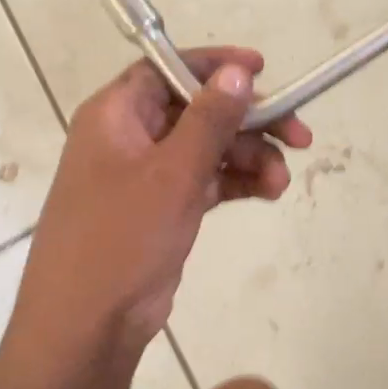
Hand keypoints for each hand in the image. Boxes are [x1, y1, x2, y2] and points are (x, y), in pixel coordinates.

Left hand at [11, 48, 311, 368]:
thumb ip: (209, 120)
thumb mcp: (172, 174)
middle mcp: (131, 138)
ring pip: (211, 147)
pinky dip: (240, 181)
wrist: (88, 323)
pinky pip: (210, 179)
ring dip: (251, 157)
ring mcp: (148, 175)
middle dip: (250, 122)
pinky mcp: (164, 208)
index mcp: (116, 116)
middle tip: (299, 136)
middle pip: (199, 110)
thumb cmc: (120, 238)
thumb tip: (237, 74)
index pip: (167, 69)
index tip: (262, 69)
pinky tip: (268, 192)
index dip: (215, 65)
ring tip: (281, 182)